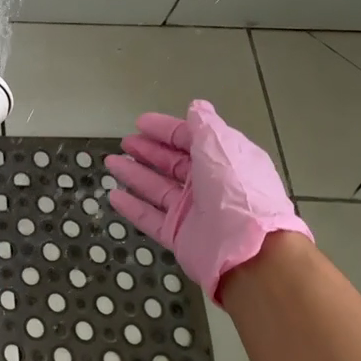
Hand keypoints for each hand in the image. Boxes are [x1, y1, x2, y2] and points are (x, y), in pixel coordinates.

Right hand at [102, 100, 311, 303]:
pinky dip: (132, 207)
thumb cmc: (236, 192)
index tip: (140, 123)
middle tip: (125, 142)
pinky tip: (113, 195)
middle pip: (173, 163)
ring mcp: (194, 211)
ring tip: (111, 162)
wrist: (249, 253)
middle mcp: (210, 185)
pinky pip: (150, 217)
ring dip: (135, 174)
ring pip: (158, 188)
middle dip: (149, 150)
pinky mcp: (179, 235)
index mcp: (224, 161)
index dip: (166, 130)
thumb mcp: (221, 147)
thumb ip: (205, 126)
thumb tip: (196, 107)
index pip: (191, 139)